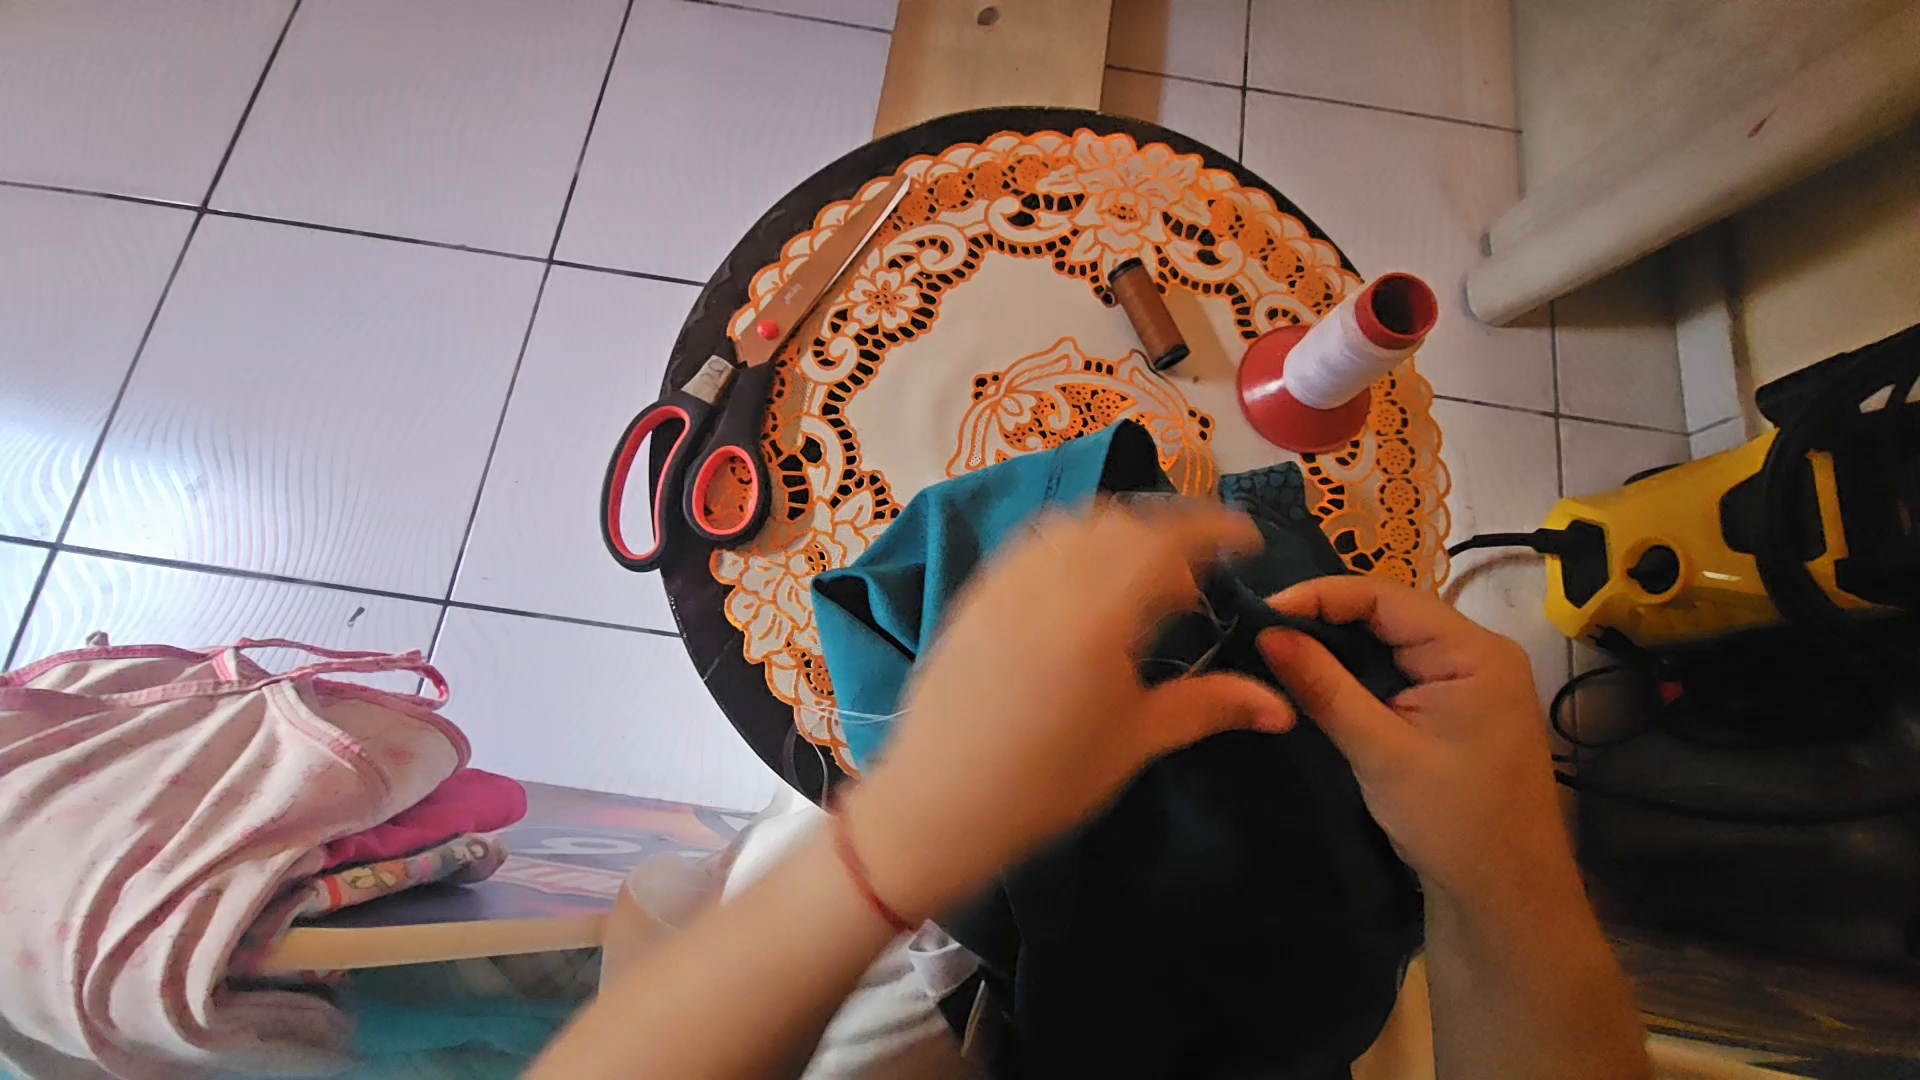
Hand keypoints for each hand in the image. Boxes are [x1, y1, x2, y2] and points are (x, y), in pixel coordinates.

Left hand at [843, 500, 1295, 921]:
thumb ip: (1209, 706)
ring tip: (1134, 585)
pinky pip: (1032, 545)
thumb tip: (1279, 705)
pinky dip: (1071, 545)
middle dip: (1168, 539)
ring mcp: (1004, 580)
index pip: (1168, 539)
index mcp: (1098, 611)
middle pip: (1123, 524)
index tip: (1246, 541)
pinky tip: (1078, 589)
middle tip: (1187, 590)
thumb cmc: (1045, 781)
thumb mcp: (1134, 741)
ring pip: (1074, 526)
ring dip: (1118, 536)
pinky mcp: (975, 592)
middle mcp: (1049, 579)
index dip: (1215, 528)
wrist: (940, 800)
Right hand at [1257, 575, 1574, 909]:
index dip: (1318, 595)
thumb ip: (1322, 686)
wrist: (1506, 895)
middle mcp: (1475, 651)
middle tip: (1261, 629)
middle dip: (1321, 614)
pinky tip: (1314, 671)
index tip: (1262, 612)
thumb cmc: (1452, 822)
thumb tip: (1266, 632)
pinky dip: (1351, 664)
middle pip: (1386, 609)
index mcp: (1474, 652)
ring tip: (1276, 645)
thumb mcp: (1378, 751)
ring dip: (1333, 639)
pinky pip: (1393, 663)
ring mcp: (1466, 675)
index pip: (1384, 596)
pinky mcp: (1451, 699)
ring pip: (1386, 636)